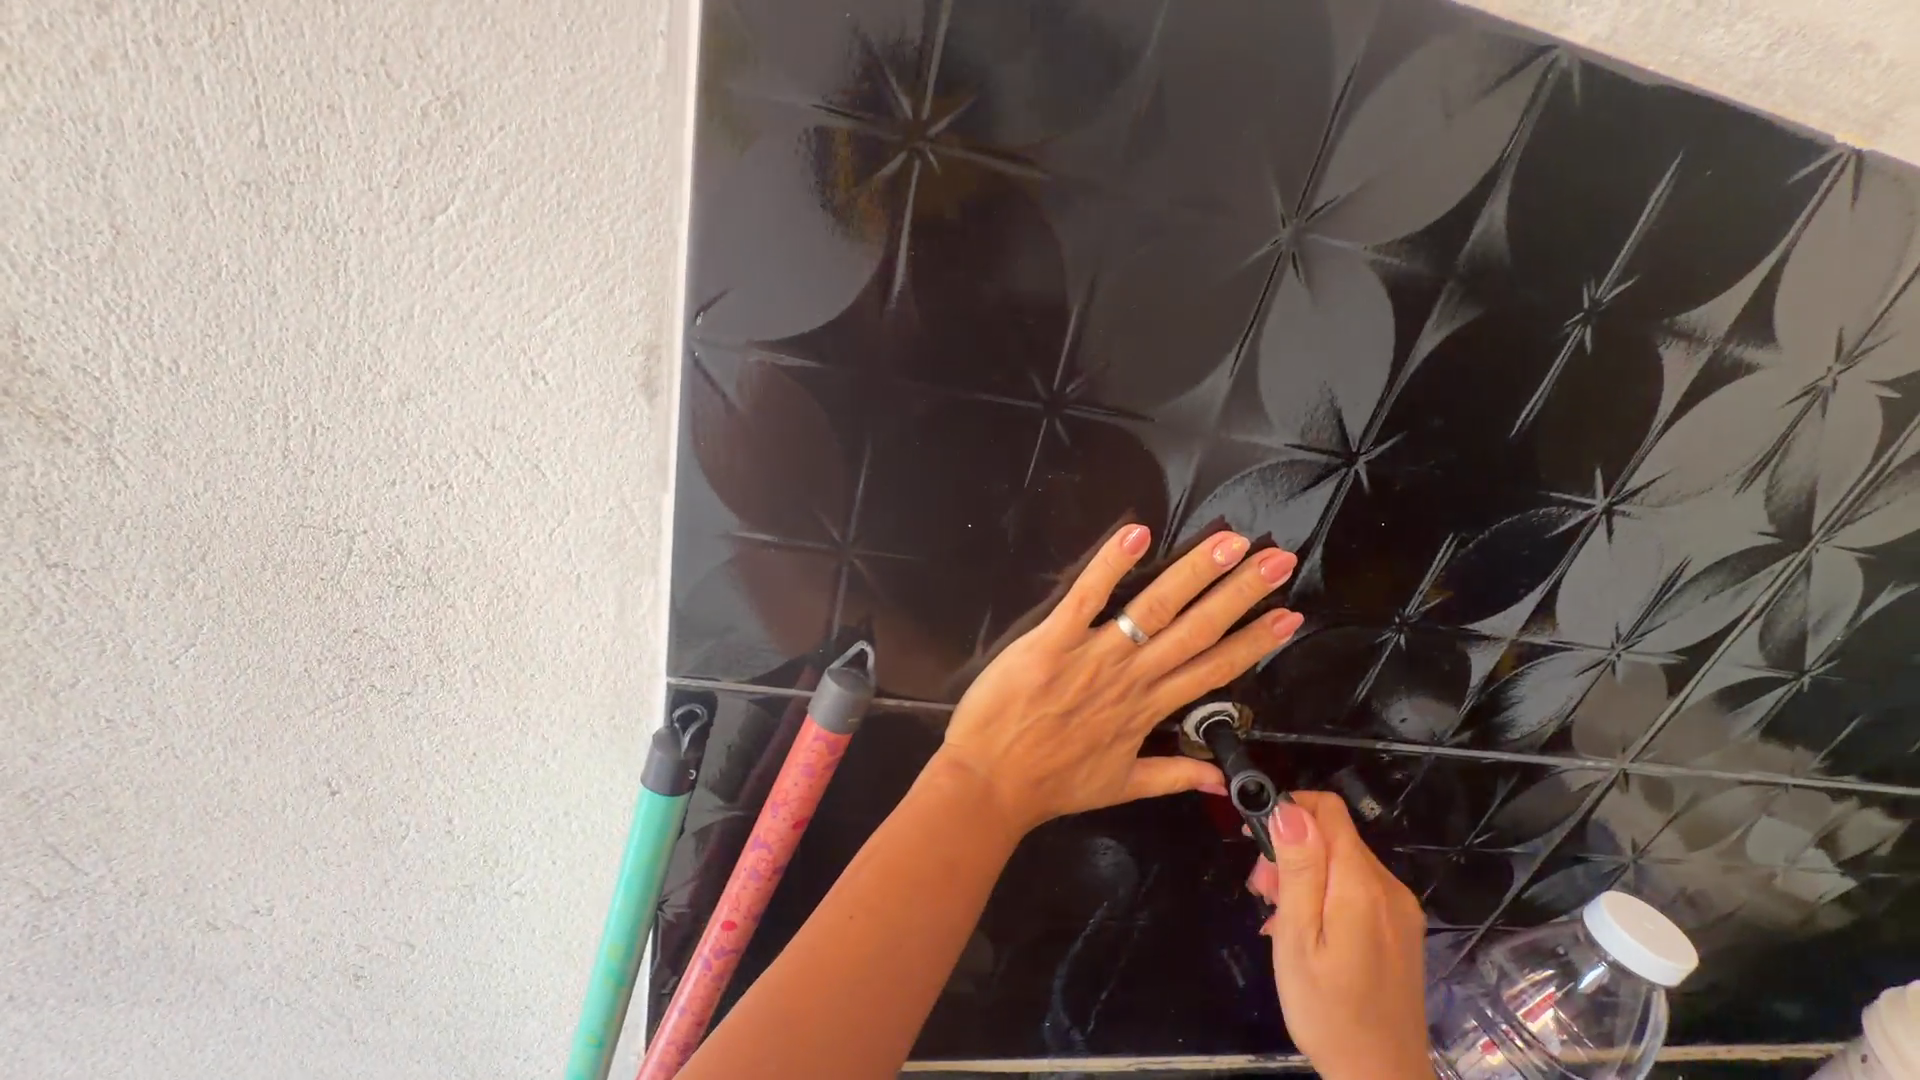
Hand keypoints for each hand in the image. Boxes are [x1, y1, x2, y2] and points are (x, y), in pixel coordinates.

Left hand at [933, 523, 1302, 834]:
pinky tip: (1136, 534)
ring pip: (1153, 608)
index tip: (1290, 616)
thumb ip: (1173, 775)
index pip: (1214, 668)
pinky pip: (1086, 597)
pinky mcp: (1052, 641)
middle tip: (1276, 559)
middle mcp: (1131, 677)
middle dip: (1241, 592)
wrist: (990, 783)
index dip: (1255, 642)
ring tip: (1230, 544)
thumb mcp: (1120, 786)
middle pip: (1196, 628)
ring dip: (1194, 573)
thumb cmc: (1051, 784)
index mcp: (1148, 708)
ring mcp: (1093, 656)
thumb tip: (1219, 779)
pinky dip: (1110, 564)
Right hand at [1248, 792, 1432, 1079]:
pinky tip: (1308, 932)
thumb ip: (1298, 870)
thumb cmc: (1327, 1010)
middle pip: (1333, 836)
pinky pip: (1358, 889)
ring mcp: (1400, 909)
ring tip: (1280, 920)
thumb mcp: (1297, 938)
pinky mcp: (1401, 930)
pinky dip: (1327, 896)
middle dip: (1291, 850)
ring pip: (1343, 862)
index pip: (1328, 810)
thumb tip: (1289, 808)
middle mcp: (1389, 887)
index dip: (1289, 810)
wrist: (1381, 1078)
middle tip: (1263, 895)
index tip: (1257, 841)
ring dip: (1306, 875)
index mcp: (1361, 885)